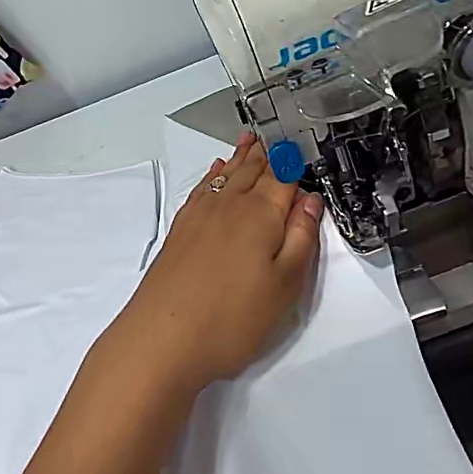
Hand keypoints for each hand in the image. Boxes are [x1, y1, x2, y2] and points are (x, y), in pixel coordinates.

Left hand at [108, 132, 322, 392]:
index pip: (284, 177)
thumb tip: (310, 201)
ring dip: (240, 157)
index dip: (294, 161)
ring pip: (227, 176)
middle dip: (267, 152)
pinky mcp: (180, 231)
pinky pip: (202, 190)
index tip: (301, 145)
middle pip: (253, 170)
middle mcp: (229, 207)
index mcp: (261, 215)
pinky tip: (215, 174)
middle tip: (275, 134)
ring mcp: (200, 216)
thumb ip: (302, 238)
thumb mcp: (286, 284)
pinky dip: (213, 176)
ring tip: (249, 140)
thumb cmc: (230, 319)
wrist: (162, 339)